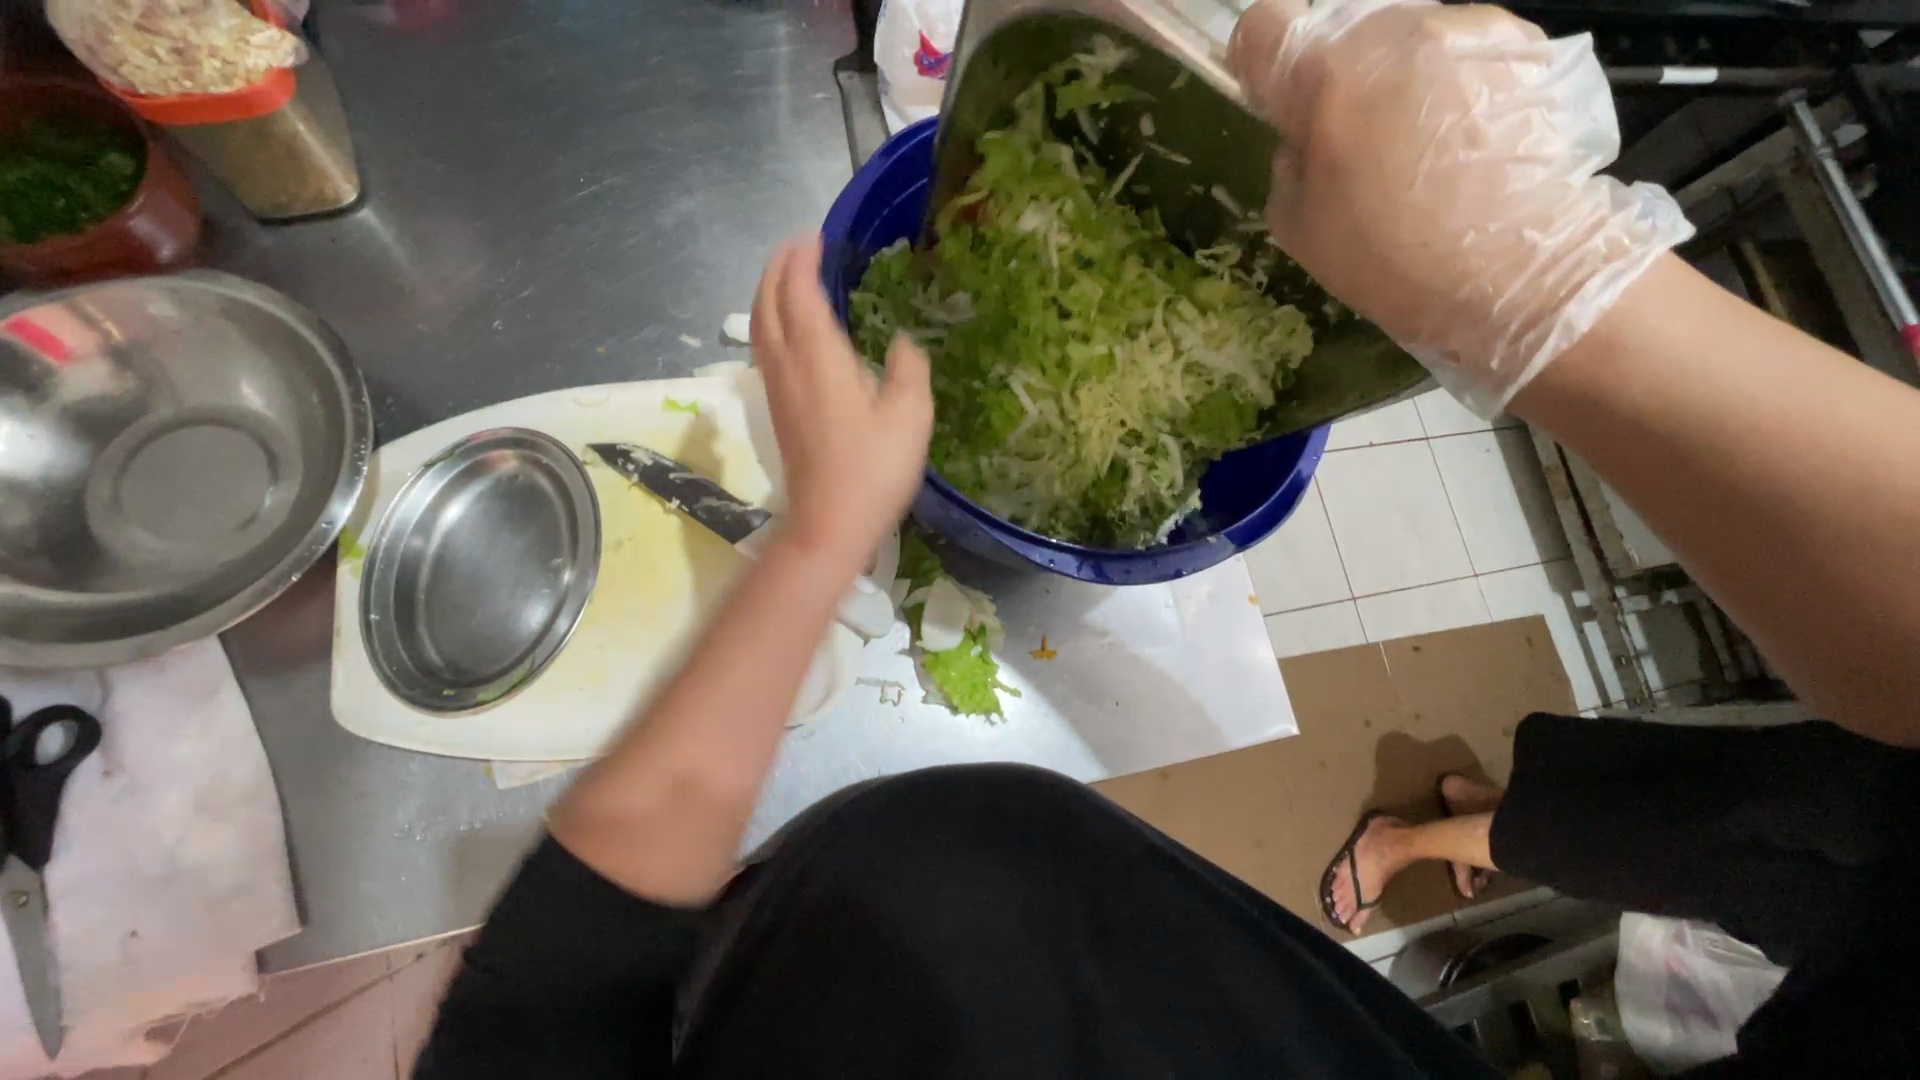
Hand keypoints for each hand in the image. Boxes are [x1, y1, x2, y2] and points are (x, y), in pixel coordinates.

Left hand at [751, 235, 932, 567]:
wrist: (830, 523)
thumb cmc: (874, 470)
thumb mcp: (910, 417)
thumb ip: (909, 369)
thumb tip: (903, 343)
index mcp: (819, 357)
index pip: (799, 291)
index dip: (802, 259)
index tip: (816, 236)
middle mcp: (788, 364)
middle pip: (767, 302)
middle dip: (777, 267)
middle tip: (798, 246)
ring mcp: (776, 388)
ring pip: (759, 326)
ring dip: (768, 292)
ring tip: (788, 276)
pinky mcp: (775, 410)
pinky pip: (763, 348)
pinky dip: (770, 322)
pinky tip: (787, 329)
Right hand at [1229, 0, 1691, 414]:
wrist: (1512, 271)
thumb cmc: (1387, 257)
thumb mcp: (1297, 226)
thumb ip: (1288, 164)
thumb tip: (1304, 141)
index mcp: (1325, 74)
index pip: (1265, 26)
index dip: (1259, 61)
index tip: (1272, 99)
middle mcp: (1395, 29)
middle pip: (1344, 32)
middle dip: (1339, 79)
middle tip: (1353, 142)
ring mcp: (1466, 29)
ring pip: (1406, 41)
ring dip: (1400, 81)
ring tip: (1420, 150)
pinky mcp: (1525, 44)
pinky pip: (1463, 54)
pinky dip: (1454, 87)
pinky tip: (1466, 143)